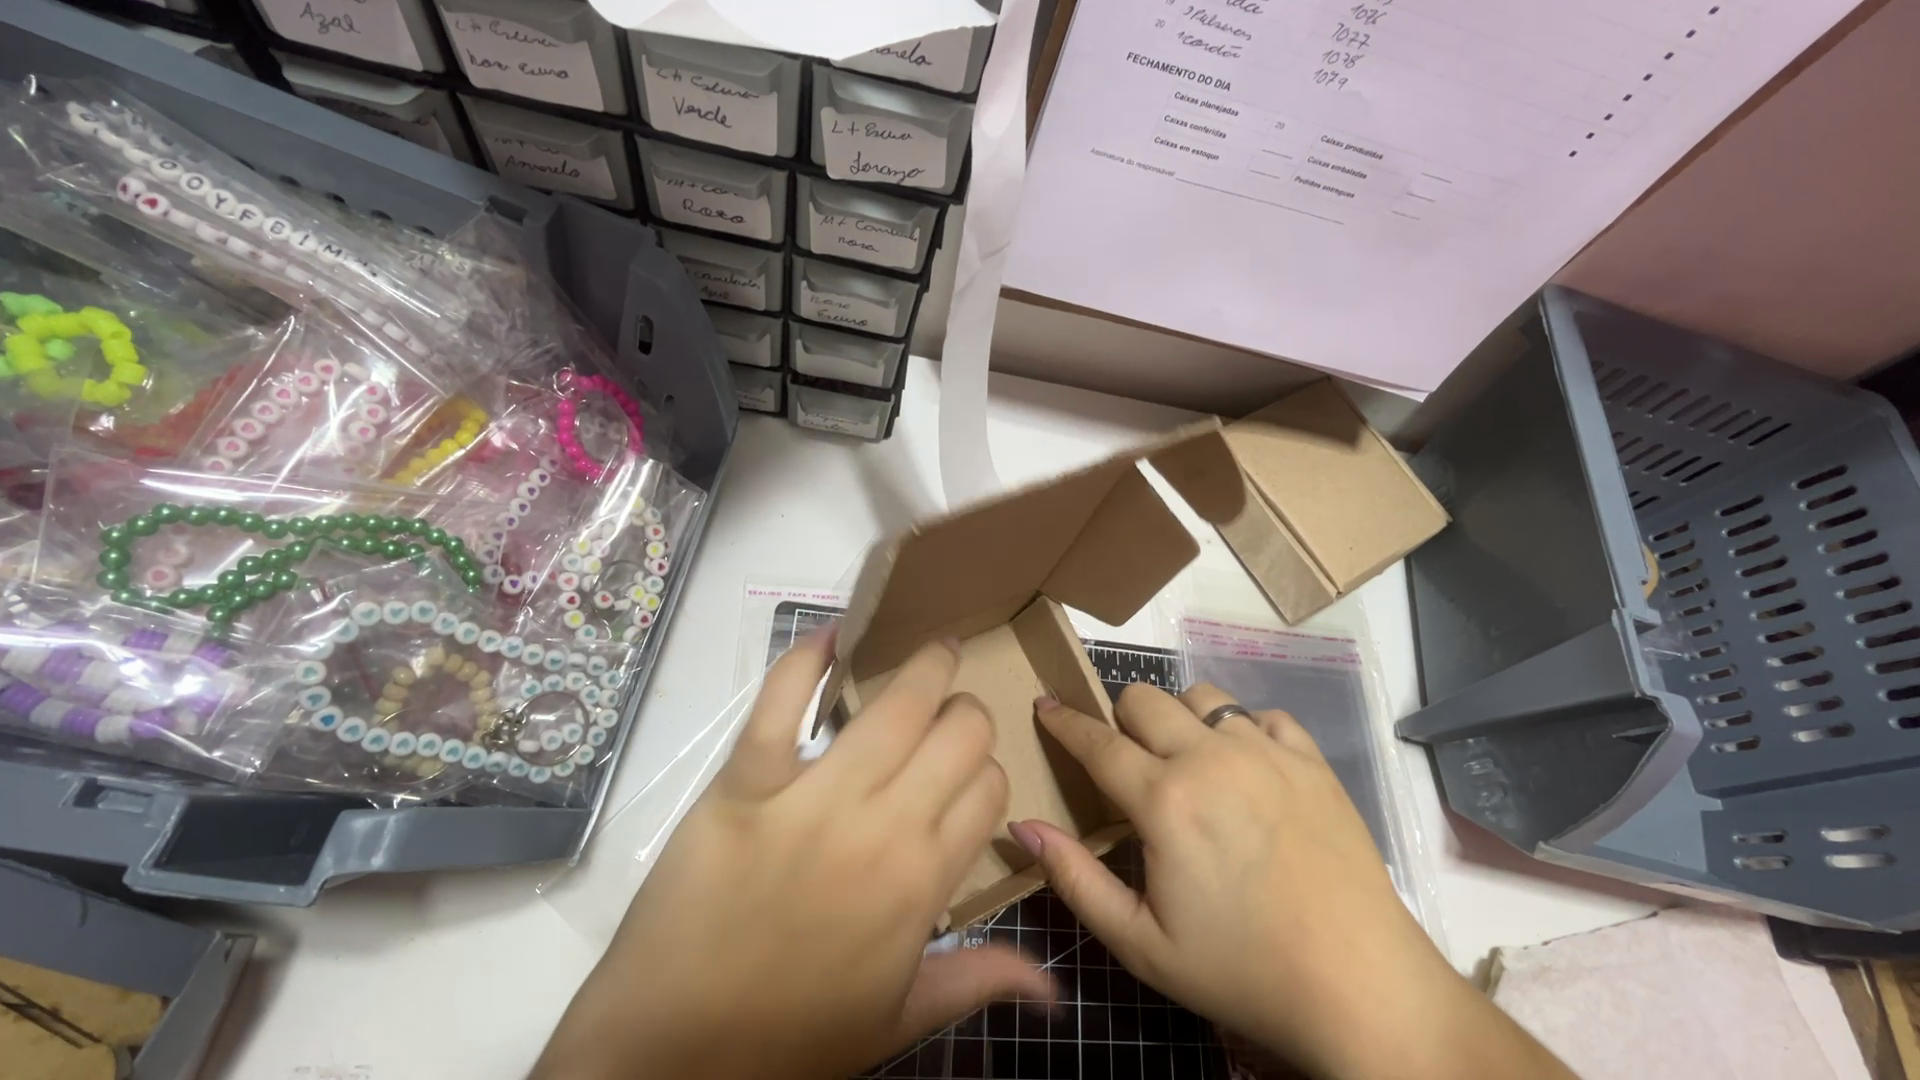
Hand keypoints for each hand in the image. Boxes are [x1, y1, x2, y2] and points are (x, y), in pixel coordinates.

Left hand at [534, 632, 1054, 1079]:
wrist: (674, 1054)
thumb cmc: (792, 1037)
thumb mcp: (898, 1019)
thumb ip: (981, 980)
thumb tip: (1056, 988)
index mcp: (923, 881)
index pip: (989, 786)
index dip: (987, 769)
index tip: (969, 771)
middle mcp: (883, 825)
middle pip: (959, 730)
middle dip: (967, 709)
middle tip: (952, 708)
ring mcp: (813, 798)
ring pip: (895, 704)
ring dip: (923, 666)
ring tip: (930, 650)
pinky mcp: (745, 781)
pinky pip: (780, 701)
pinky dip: (806, 659)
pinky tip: (829, 636)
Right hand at [1015, 684, 1572, 1079]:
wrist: (1360, 986)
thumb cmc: (1241, 970)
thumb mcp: (1140, 943)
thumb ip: (1074, 878)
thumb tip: (1022, 825)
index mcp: (1164, 801)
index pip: (1097, 741)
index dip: (1064, 720)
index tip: (1045, 704)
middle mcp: (1212, 758)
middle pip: (1145, 699)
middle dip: (1121, 720)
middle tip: (1126, 762)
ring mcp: (1268, 753)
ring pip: (1202, 697)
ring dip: (1180, 719)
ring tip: (1187, 763)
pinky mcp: (1313, 761)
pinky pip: (1263, 715)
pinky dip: (1242, 730)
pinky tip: (1246, 769)